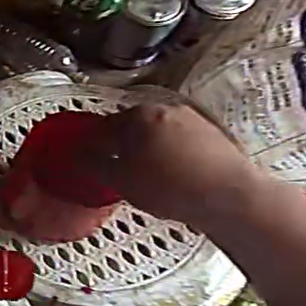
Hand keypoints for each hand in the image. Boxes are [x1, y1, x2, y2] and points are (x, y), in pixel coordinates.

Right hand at [100, 103, 275, 230]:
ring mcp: (190, 120)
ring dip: (143, 149)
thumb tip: (77, 156)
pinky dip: (166, 153)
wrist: (229, 196)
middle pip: (128, 127)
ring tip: (140, 176)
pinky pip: (176, 141)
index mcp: (136, 116)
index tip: (83, 159)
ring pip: (154, 133)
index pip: (99, 127)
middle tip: (111, 169)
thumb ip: (93, 165)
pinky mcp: (211, 135)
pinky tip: (168, 175)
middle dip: (117, 145)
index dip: (87, 145)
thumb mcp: (120, 180)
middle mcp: (164, 109)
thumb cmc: (170, 186)